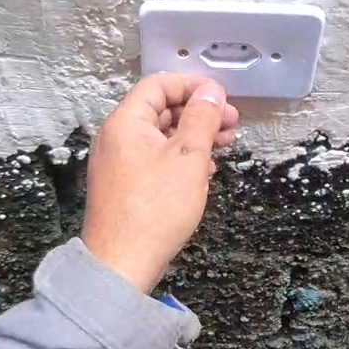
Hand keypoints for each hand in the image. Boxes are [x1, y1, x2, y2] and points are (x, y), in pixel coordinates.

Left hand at [81, 74, 240, 293]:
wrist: (122, 263)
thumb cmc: (154, 210)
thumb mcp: (189, 157)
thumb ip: (201, 119)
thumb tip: (211, 92)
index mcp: (126, 122)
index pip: (159, 85)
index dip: (192, 86)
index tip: (221, 97)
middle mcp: (117, 138)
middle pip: (161, 110)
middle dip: (198, 113)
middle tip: (231, 123)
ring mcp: (119, 163)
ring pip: (161, 137)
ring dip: (194, 137)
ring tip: (225, 146)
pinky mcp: (125, 186)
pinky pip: (155, 159)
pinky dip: (180, 158)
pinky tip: (204, 171)